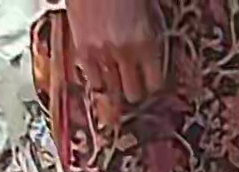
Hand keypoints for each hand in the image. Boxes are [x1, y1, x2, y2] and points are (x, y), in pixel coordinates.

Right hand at [66, 0, 167, 115]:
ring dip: (116, 87)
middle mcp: (125, 52)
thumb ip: (150, 35)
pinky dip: (98, 80)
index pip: (155, 85)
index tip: (152, 85)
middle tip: (134, 85)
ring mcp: (102, 53)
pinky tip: (101, 71)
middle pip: (134, 95)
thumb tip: (151, 61)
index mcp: (146, 41)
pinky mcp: (83, 51)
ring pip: (113, 92)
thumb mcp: (147, 7)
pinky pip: (93, 82)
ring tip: (117, 79)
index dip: (154, 88)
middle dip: (135, 91)